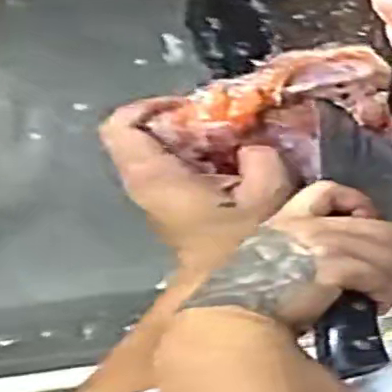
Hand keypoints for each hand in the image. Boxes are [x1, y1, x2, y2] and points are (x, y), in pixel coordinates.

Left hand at [101, 97, 293, 269]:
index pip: (123, 125)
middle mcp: (150, 183)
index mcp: (156, 176)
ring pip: (177, 152)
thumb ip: (262, 158)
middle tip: (240, 123)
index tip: (199, 104)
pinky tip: (252, 166)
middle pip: (155, 136)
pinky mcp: (185, 205)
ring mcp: (166, 196)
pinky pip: (193, 169)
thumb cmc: (248, 241)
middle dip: (197, 123)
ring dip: (213, 142)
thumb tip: (254, 147)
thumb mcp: (269, 192)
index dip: (154, 106)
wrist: (241, 286)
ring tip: (251, 143)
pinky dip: (220, 160)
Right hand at [181, 182, 391, 333]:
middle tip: (388, 275)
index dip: (358, 203)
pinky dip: (385, 290)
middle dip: (391, 252)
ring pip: (386, 249)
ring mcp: (322, 243)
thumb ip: (291, 252)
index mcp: (284, 222)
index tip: (368, 222)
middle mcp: (306, 226)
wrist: (224, 325)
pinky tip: (379, 304)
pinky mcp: (335, 266)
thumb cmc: (231, 303)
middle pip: (379, 227)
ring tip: (386, 293)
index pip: (327, 191)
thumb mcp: (254, 263)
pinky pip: (378, 274)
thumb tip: (332, 266)